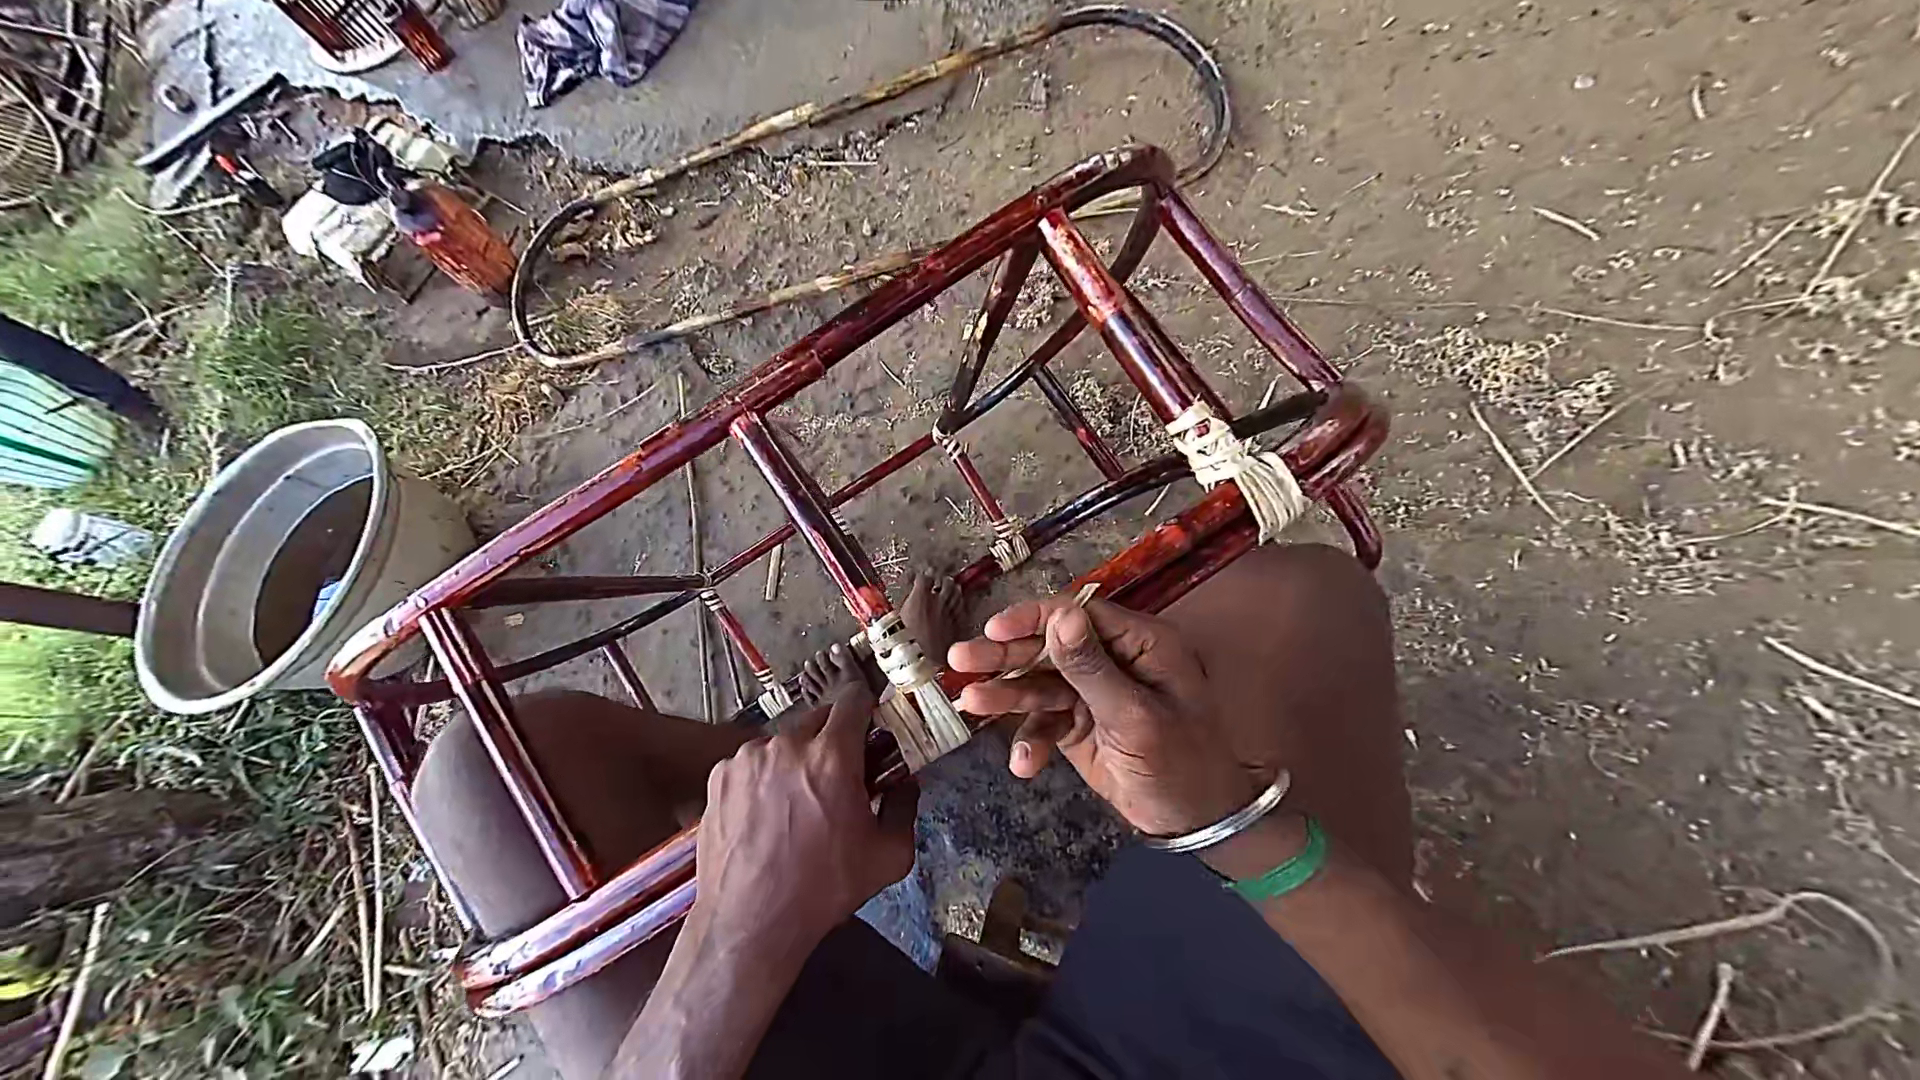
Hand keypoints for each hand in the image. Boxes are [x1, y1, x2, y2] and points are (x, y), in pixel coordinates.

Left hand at [694, 681, 917, 955]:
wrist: (749, 925)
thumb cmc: (823, 890)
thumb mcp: (888, 856)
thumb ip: (906, 807)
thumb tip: (907, 782)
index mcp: (832, 756)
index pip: (853, 698)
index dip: (865, 707)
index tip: (868, 725)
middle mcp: (787, 745)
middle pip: (819, 717)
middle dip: (832, 738)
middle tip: (837, 773)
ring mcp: (748, 757)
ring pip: (784, 739)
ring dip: (796, 757)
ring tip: (796, 799)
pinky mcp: (720, 775)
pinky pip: (752, 760)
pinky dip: (763, 775)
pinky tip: (765, 811)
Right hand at [948, 595, 1260, 836]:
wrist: (1193, 824)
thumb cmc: (1180, 764)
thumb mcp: (1136, 717)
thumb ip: (1092, 668)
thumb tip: (1061, 616)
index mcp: (1140, 643)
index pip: (1079, 614)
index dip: (1033, 618)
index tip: (993, 629)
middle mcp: (1112, 659)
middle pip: (1050, 647)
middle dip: (1006, 656)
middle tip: (960, 658)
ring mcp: (1091, 691)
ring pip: (1040, 682)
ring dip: (1006, 695)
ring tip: (971, 704)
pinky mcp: (1077, 721)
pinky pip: (1045, 721)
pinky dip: (1031, 739)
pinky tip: (1025, 764)